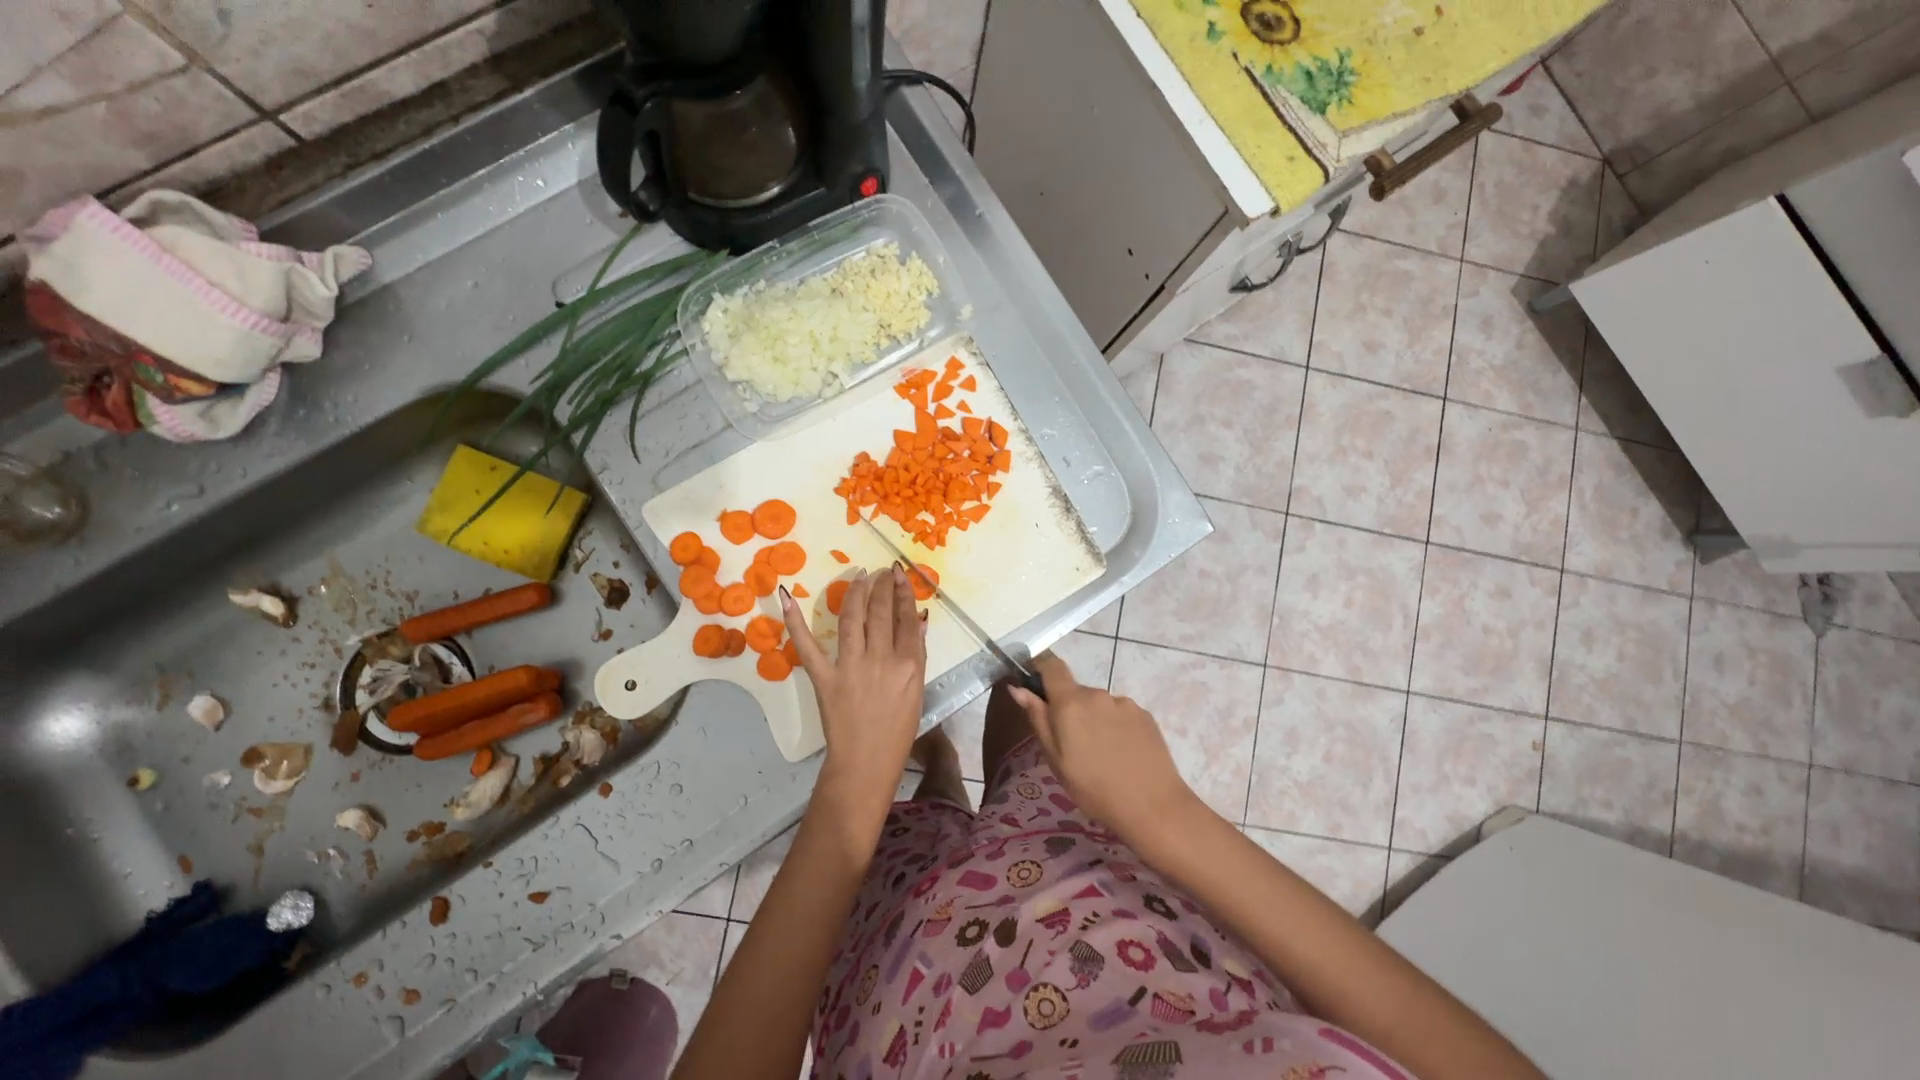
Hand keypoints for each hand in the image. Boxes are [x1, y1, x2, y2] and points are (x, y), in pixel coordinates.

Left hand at [782, 567, 925, 807]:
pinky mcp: (824, 678)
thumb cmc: (897, 732)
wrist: (867, 763)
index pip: (906, 617)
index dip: (902, 591)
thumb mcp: (917, 691)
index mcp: (909, 664)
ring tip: (859, 576)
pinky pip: (807, 645)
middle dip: (880, 585)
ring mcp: (851, 667)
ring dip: (855, 592)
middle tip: (880, 571)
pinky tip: (789, 597)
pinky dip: (795, 621)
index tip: (899, 573)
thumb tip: (917, 623)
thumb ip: (915, 655)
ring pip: (852, 618)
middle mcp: (881, 659)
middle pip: (880, 612)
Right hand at [1008, 652, 1204, 847]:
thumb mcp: (1055, 760)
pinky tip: (1123, 755)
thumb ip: (1038, 719)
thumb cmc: (1093, 788)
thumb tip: (1018, 688)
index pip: (1052, 667)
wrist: (1151, 805)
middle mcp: (1098, 694)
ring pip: (1099, 705)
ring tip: (1102, 756)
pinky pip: (1120, 714)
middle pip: (1076, 692)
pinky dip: (1116, 728)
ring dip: (1094, 720)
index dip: (1042, 674)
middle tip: (1074, 747)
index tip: (1039, 696)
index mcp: (1071, 703)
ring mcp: (1124, 703)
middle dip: (1070, 711)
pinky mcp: (1145, 715)